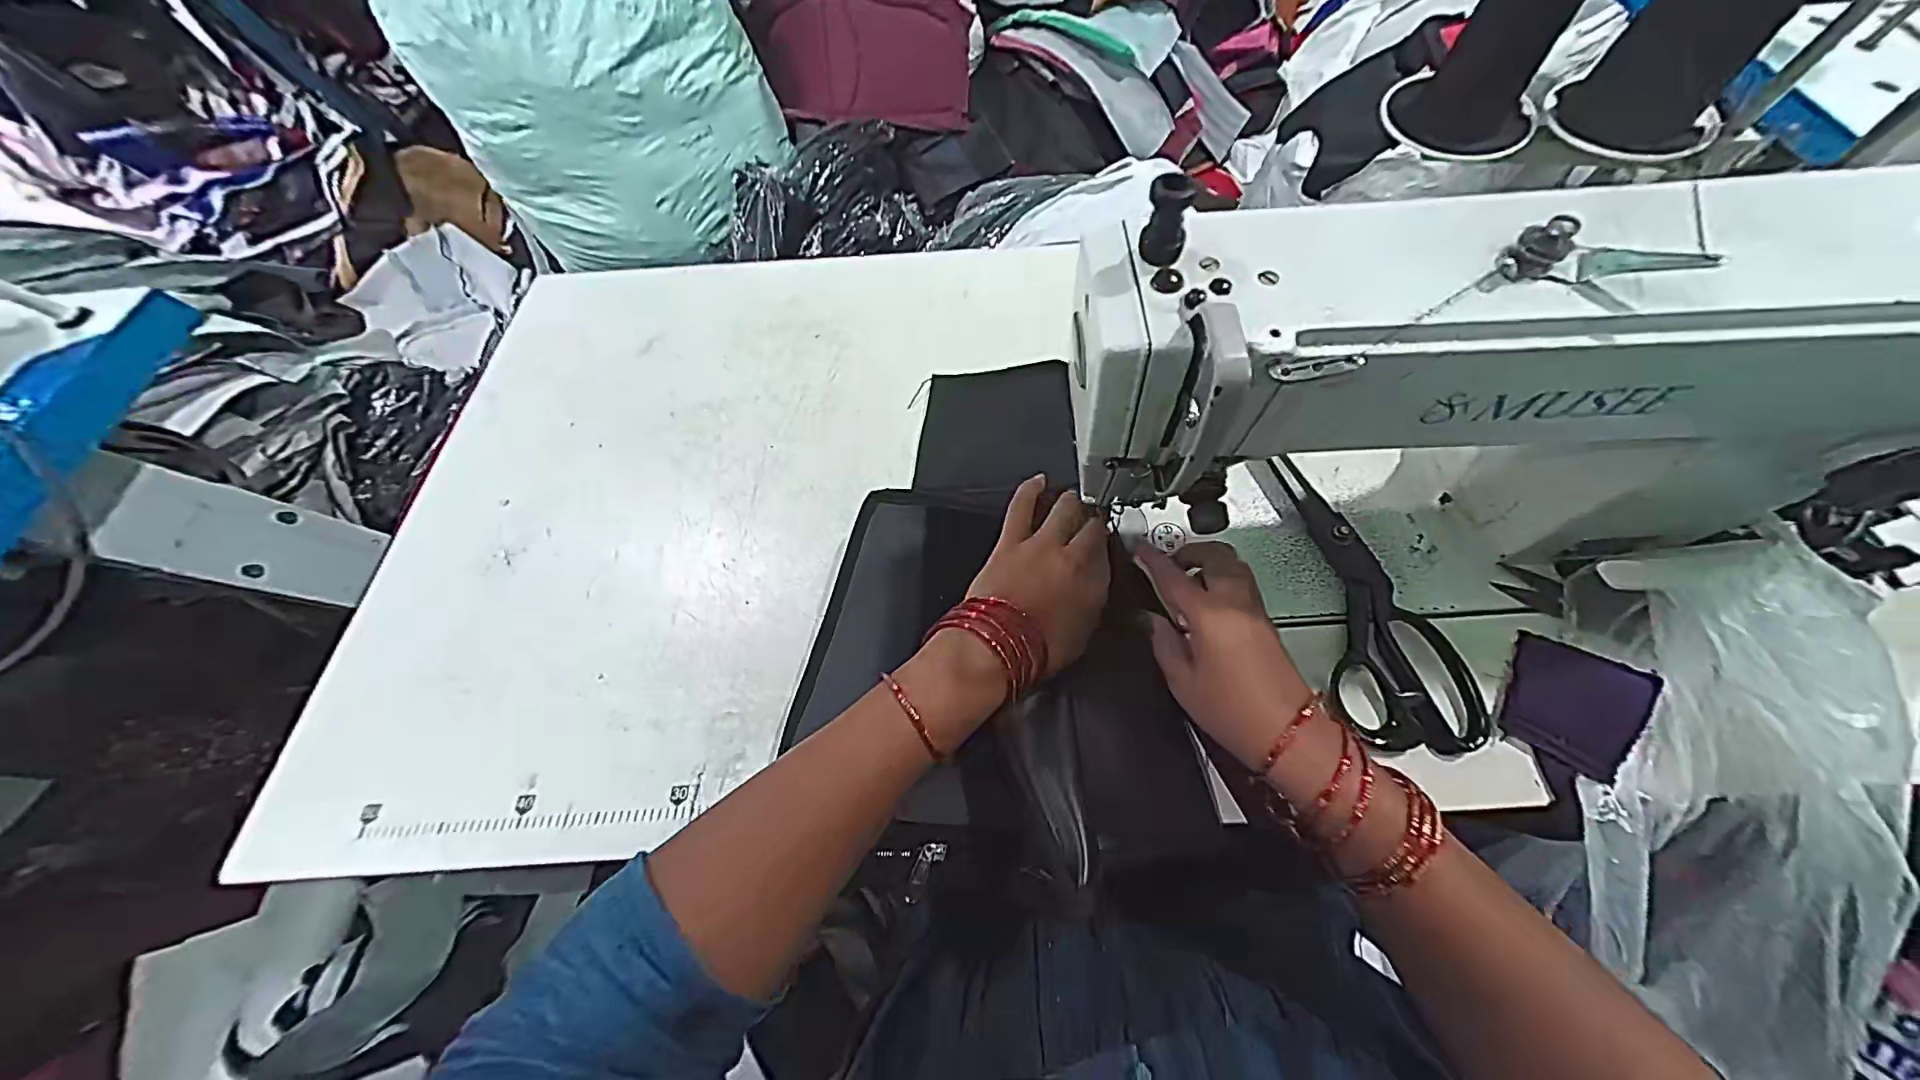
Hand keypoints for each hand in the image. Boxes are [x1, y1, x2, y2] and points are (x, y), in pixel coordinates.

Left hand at [964, 474, 1109, 677]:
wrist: (996, 646)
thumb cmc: (1035, 651)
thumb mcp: (1080, 638)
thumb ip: (1089, 609)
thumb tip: (1090, 600)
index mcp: (1094, 584)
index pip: (1108, 555)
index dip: (1107, 548)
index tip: (1103, 547)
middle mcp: (1073, 558)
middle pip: (1092, 525)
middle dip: (1094, 519)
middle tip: (1093, 518)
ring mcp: (1041, 545)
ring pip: (1064, 507)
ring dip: (1072, 501)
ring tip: (1074, 498)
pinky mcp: (1011, 541)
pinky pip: (1023, 505)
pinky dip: (1031, 489)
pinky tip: (1037, 481)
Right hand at [1136, 542, 1315, 768]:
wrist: (1284, 732)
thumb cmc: (1236, 713)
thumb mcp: (1181, 681)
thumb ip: (1163, 643)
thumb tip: (1153, 623)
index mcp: (1210, 615)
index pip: (1174, 576)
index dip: (1153, 560)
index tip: (1142, 552)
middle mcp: (1236, 605)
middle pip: (1214, 555)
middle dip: (1188, 551)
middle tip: (1168, 560)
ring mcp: (1255, 612)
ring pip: (1233, 565)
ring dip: (1209, 562)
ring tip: (1188, 576)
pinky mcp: (1266, 623)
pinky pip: (1242, 585)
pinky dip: (1222, 580)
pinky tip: (1208, 600)